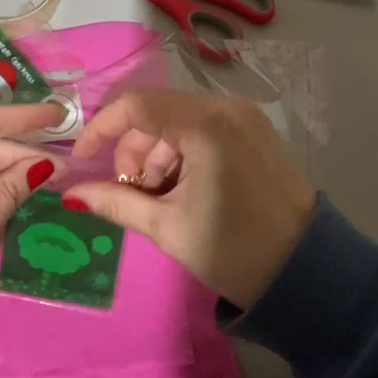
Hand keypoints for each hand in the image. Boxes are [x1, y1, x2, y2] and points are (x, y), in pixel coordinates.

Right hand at [63, 89, 315, 308]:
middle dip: (133, 149)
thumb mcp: (168, 227)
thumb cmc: (234, 249)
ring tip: (158, 200)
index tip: (82, 161)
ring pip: (178, 120)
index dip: (101, 129)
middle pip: (157, 111)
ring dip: (157, 154)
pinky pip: (202, 127)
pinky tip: (182, 190)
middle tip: (129, 193)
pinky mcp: (254, 128)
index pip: (136, 105)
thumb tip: (70, 194)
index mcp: (205, 124)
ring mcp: (244, 115)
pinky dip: (182, 152)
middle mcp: (225, 106)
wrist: (307, 272)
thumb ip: (116, 201)